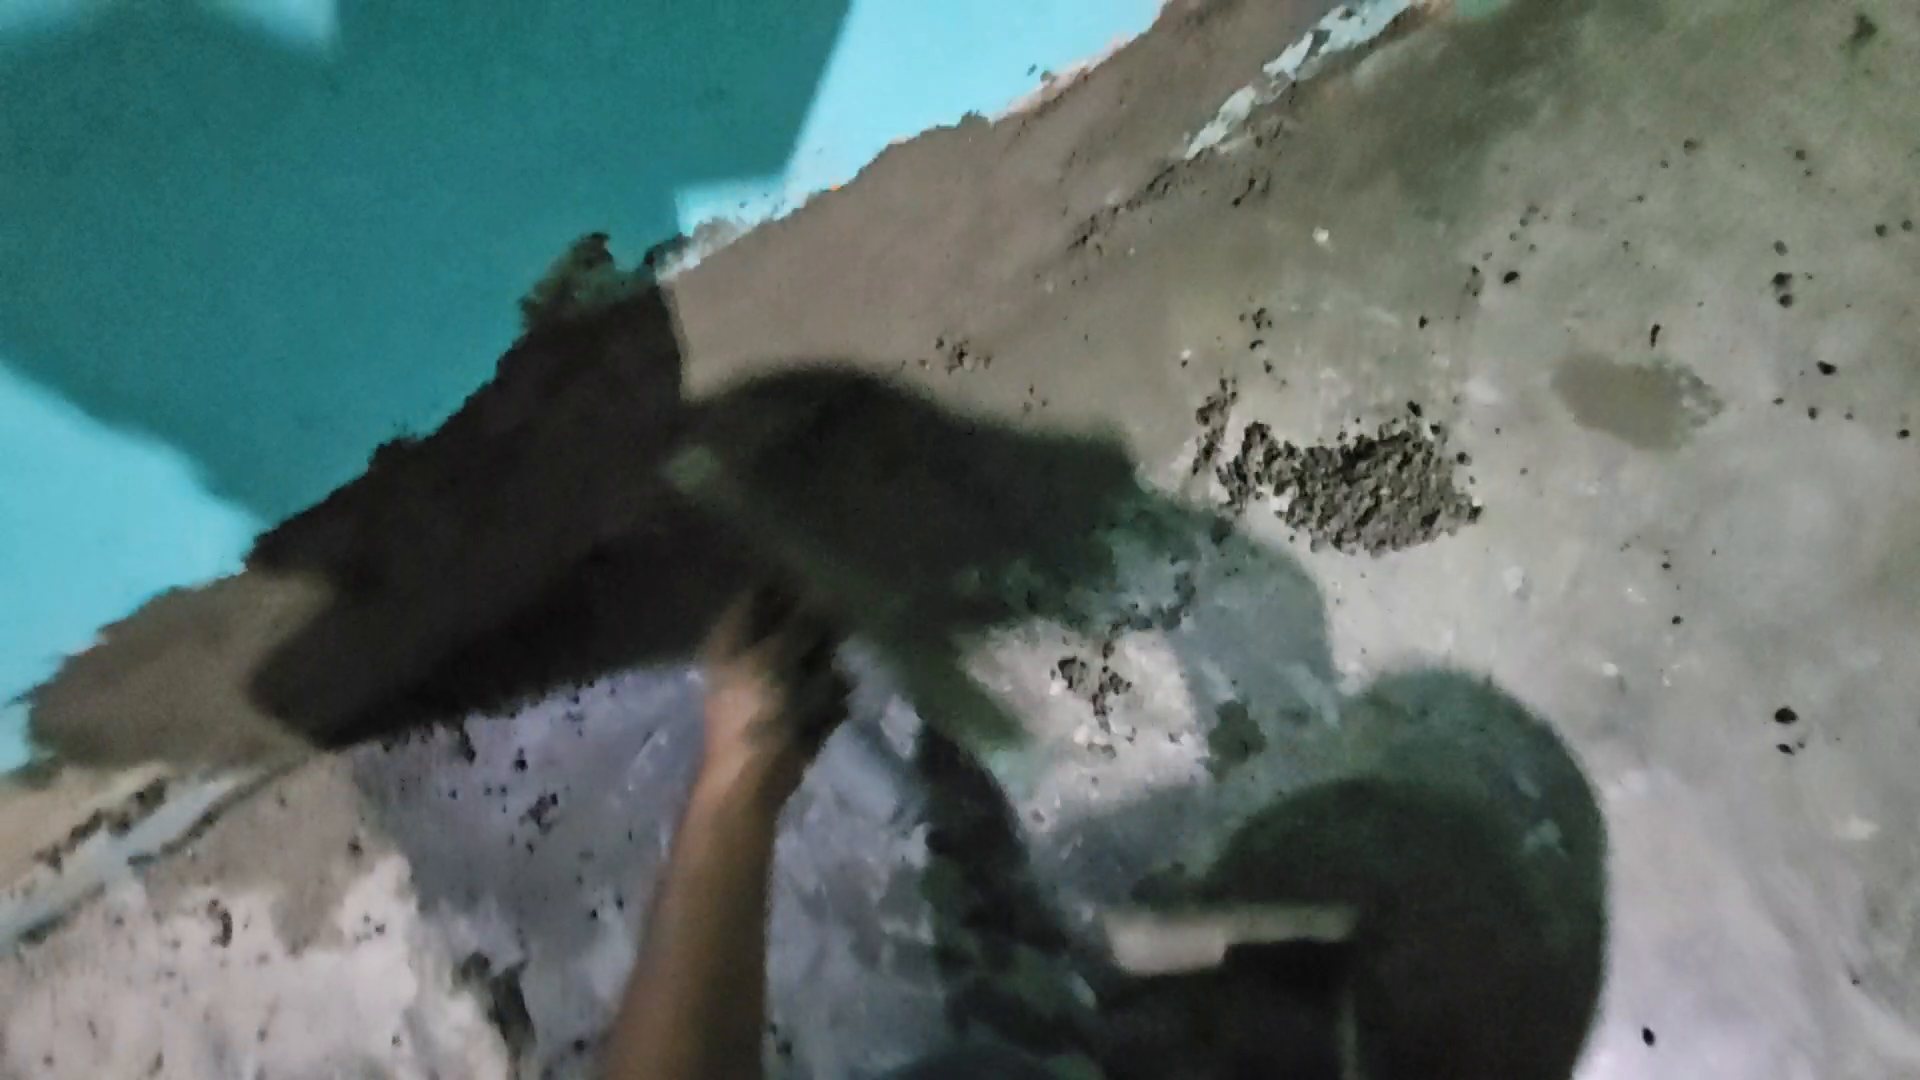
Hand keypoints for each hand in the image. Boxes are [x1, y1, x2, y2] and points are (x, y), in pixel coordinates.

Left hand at [696, 586, 848, 807]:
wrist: (753, 779)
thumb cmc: (753, 712)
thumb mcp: (772, 658)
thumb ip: (797, 626)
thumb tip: (821, 598)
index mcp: (730, 641)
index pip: (755, 597)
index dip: (782, 585)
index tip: (816, 575)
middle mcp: (749, 658)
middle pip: (788, 627)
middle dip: (813, 628)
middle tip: (833, 626)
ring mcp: (773, 688)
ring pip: (810, 657)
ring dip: (824, 663)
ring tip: (830, 674)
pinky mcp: (794, 712)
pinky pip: (821, 691)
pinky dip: (830, 696)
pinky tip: (831, 705)